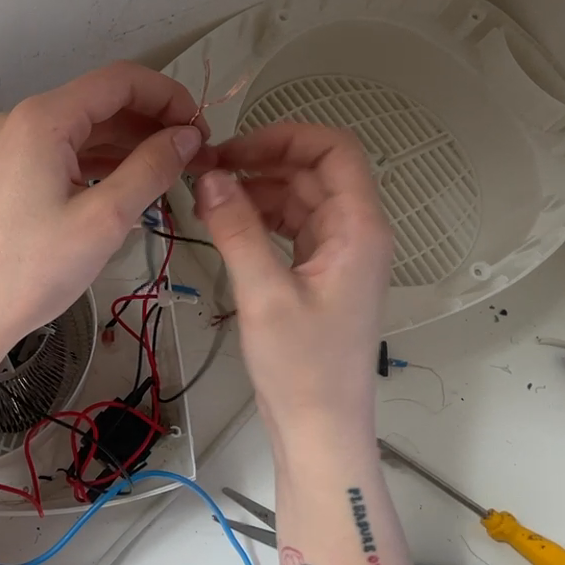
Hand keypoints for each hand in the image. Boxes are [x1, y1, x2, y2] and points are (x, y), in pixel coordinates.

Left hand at [0, 62, 205, 358]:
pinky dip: (97, 164)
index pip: (119, 81)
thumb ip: (151, 168)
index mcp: (41, 119)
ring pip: (81, 131)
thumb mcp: (104, 219)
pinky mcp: (4, 175)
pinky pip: (61, 155)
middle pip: (99, 104)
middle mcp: (18, 122)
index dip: (168, 96)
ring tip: (171, 172)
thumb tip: (188, 137)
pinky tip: (129, 183)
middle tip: (194, 157)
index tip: (202, 128)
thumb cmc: (33, 271)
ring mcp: (7, 148)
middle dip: (151, 124)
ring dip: (127, 146)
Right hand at [194, 123, 393, 437]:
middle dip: (261, 162)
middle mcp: (354, 235)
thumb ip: (236, 229)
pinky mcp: (318, 278)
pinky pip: (290, 230)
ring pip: (299, 200)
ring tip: (207, 197)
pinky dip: (259, 219)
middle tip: (206, 172)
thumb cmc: (302, 366)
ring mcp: (337, 257)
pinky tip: (225, 224)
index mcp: (358, 230)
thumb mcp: (263, 294)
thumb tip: (208, 177)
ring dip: (256, 191)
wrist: (319, 427)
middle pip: (314, 173)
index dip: (284, 137)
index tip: (232, 149)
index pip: (334, 151)